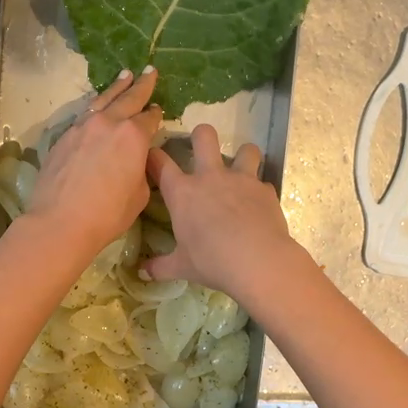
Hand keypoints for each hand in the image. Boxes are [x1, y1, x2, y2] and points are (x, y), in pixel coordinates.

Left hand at [22, 67, 162, 253]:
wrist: (60, 221)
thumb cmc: (107, 214)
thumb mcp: (139, 195)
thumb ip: (141, 171)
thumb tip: (135, 162)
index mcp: (133, 137)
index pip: (149, 119)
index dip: (156, 115)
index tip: (159, 110)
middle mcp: (108, 124)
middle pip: (128, 99)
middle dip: (141, 85)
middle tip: (149, 71)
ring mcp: (82, 127)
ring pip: (102, 101)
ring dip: (116, 88)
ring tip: (124, 76)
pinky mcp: (63, 138)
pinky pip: (84, 114)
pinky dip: (95, 106)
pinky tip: (97, 106)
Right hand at [144, 124, 302, 298]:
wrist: (258, 261)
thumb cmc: (212, 262)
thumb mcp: (182, 267)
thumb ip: (160, 267)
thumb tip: (142, 273)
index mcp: (183, 192)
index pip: (159, 162)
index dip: (153, 156)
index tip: (152, 157)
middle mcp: (210, 176)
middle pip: (204, 136)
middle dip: (201, 135)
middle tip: (201, 149)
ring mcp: (241, 179)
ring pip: (245, 149)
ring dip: (243, 155)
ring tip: (242, 169)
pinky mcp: (265, 190)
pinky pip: (263, 182)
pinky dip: (260, 190)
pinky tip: (259, 204)